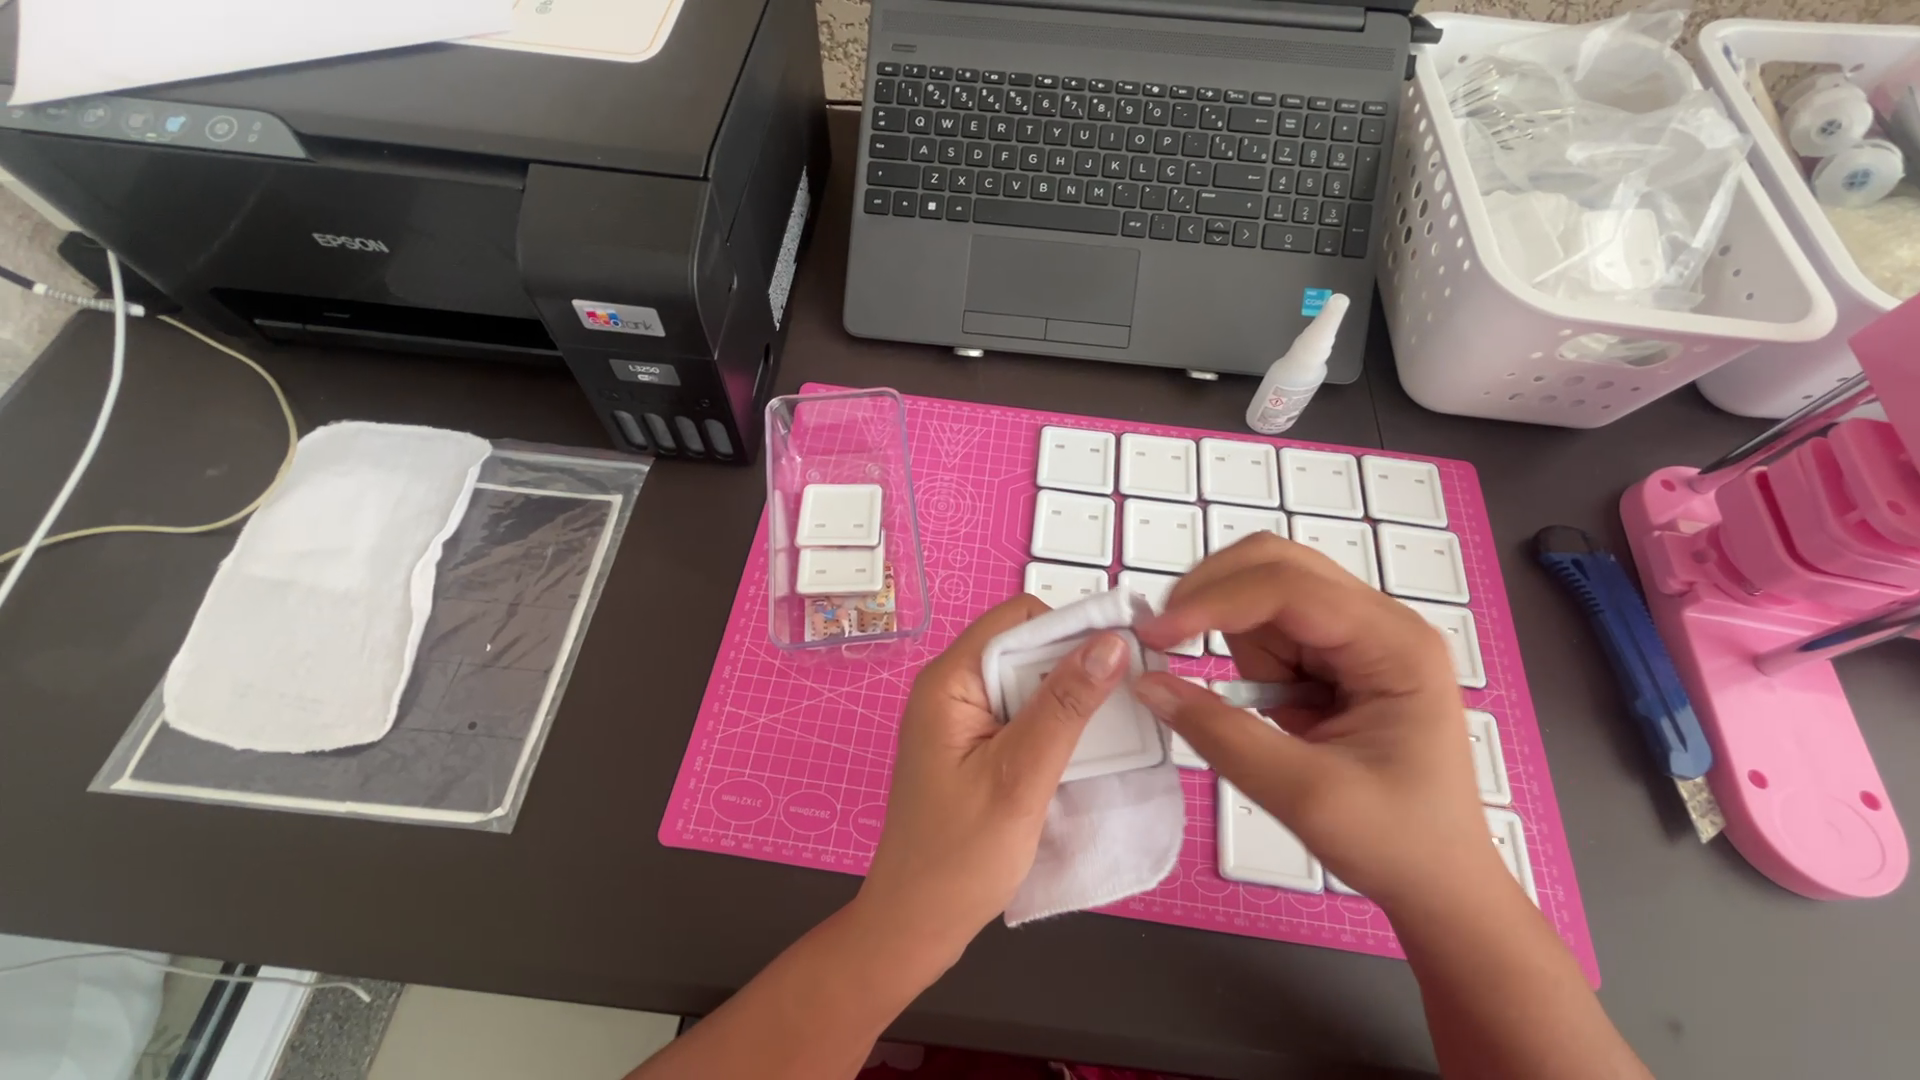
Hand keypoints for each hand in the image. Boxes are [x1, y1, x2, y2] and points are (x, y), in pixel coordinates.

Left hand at [857, 595, 1130, 961]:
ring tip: (1119, 723)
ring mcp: (963, 720)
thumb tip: (1109, 644)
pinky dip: (1058, 725)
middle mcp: (954, 689)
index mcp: (950, 682)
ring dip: (1072, 699)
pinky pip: (1024, 716)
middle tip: (1131, 694)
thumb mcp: (1019, 777)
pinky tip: (1088, 747)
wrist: (918, 924)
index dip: (1072, 626)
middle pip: (1026, 648)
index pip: (1017, 619)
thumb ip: (1064, 708)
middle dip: (1077, 665)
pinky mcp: (977, 747)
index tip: (1124, 652)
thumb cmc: (958, 858)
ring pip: (1030, 684)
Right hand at [1130, 534, 1506, 909]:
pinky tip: (1272, 705)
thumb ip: (1220, 734)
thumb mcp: (1303, 795)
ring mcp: (1356, 636)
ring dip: (1233, 637)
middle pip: (1276, 565)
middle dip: (1212, 595)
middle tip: (1166, 641)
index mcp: (1394, 645)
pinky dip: (1243, 657)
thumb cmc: (1397, 842)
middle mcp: (1378, 623)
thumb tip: (1147, 683)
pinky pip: (1267, 630)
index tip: (1154, 636)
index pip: (1289, 588)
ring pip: (1262, 595)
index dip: (1213, 600)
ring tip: (1269, 710)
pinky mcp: (1335, 656)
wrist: (1440, 882)